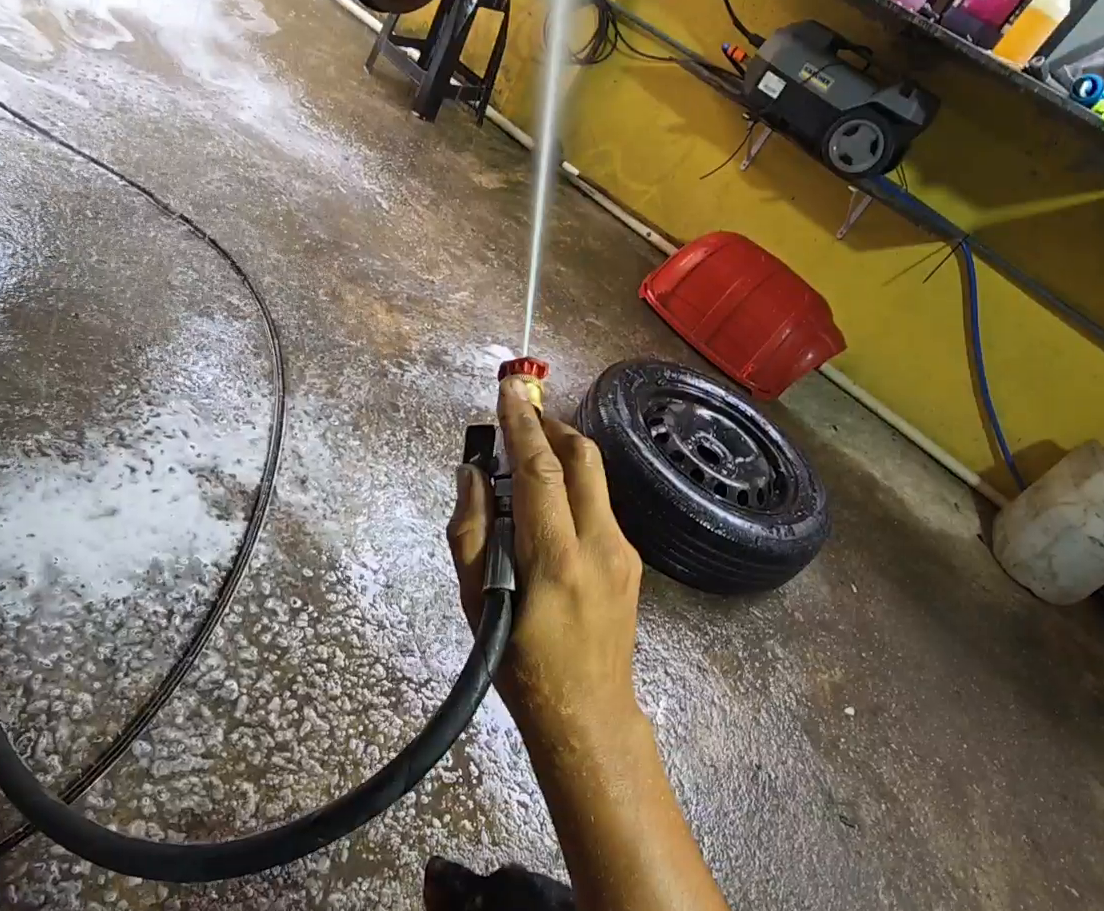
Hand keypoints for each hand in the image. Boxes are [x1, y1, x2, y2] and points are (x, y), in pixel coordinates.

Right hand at [447, 376, 643, 742]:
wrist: (588, 713)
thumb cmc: (519, 665)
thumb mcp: (477, 604)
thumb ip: (470, 533)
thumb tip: (471, 475)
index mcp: (557, 559)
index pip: (541, 472)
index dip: (523, 426)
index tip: (509, 390)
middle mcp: (601, 545)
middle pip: (584, 458)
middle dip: (551, 427)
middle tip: (520, 419)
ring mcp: (624, 552)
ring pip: (596, 479)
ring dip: (563, 455)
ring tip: (526, 459)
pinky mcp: (632, 561)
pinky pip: (600, 506)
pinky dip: (573, 488)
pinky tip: (548, 508)